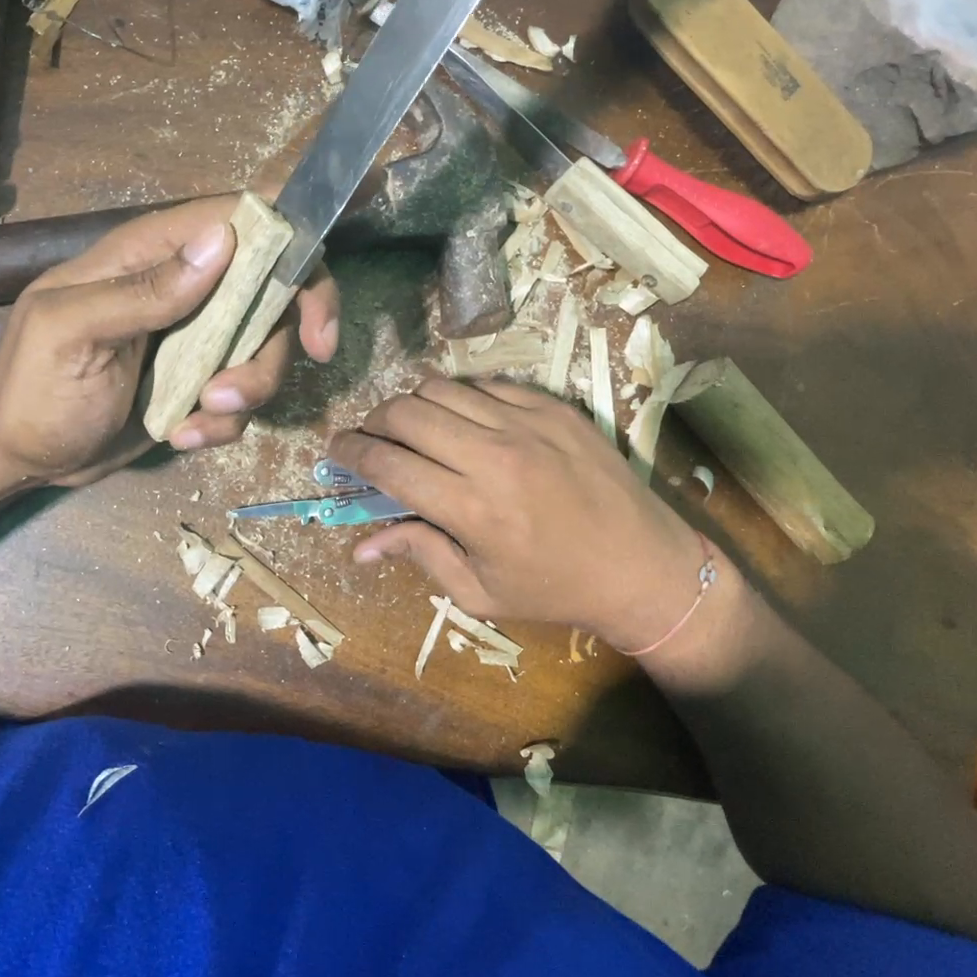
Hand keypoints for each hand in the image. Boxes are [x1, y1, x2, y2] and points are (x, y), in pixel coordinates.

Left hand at [0, 197, 339, 486]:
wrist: (24, 455)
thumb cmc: (34, 387)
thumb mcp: (73, 333)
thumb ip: (143, 289)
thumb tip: (222, 242)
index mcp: (148, 256)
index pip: (236, 222)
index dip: (289, 250)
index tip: (313, 309)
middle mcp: (184, 290)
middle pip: (272, 293)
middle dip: (274, 349)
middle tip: (241, 394)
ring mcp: (196, 339)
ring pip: (265, 352)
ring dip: (243, 395)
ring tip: (192, 424)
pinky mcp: (200, 385)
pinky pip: (242, 397)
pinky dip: (222, 424)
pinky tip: (182, 437)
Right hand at [328, 379, 720, 654]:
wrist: (642, 566)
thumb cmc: (553, 589)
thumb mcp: (479, 591)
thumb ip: (419, 555)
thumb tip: (361, 547)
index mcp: (471, 509)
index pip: (388, 464)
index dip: (350, 452)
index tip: (334, 450)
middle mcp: (493, 457)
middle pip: (406, 412)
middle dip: (374, 422)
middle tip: (371, 439)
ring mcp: (527, 424)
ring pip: (442, 389)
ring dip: (414, 404)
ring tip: (413, 427)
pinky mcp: (553, 408)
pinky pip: (487, 385)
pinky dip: (461, 399)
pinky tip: (463, 421)